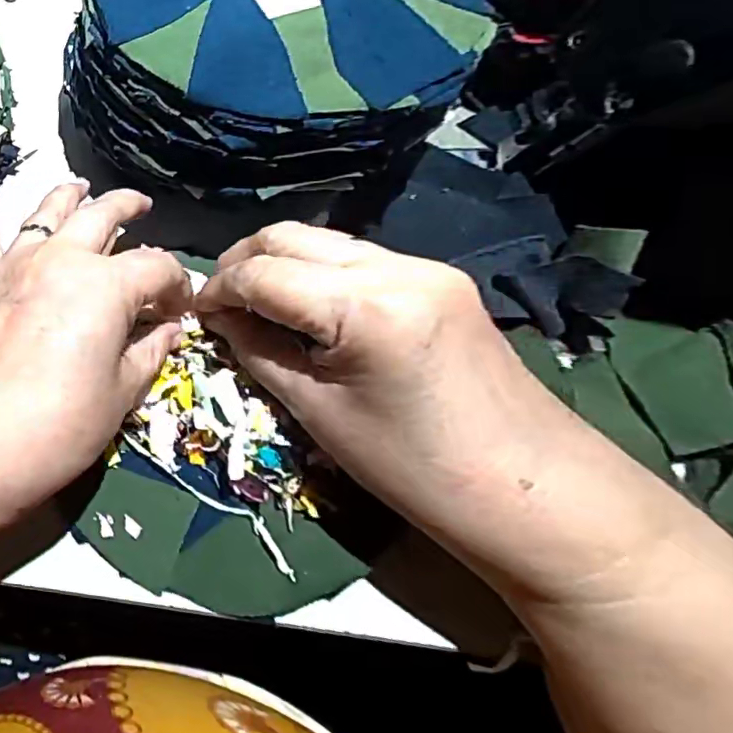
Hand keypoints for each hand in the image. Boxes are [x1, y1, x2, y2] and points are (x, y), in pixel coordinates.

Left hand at [0, 181, 192, 546]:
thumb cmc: (57, 425)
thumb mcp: (119, 395)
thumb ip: (148, 353)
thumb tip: (170, 331)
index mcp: (106, 285)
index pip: (156, 268)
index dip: (176, 286)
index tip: (179, 311)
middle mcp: (62, 258)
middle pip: (102, 216)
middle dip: (128, 207)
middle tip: (142, 208)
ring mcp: (16, 263)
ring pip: (46, 212)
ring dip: (68, 196)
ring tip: (81, 187)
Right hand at [193, 223, 585, 525]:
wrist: (539, 496)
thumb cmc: (417, 470)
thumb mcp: (319, 413)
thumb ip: (259, 351)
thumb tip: (218, 319)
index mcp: (363, 304)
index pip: (262, 272)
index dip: (218, 289)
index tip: (194, 312)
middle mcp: (394, 266)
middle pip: (290, 236)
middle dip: (242, 262)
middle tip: (217, 301)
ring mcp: (423, 266)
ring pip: (323, 240)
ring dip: (279, 262)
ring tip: (253, 301)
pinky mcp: (438, 278)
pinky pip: (357, 258)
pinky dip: (316, 272)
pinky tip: (304, 304)